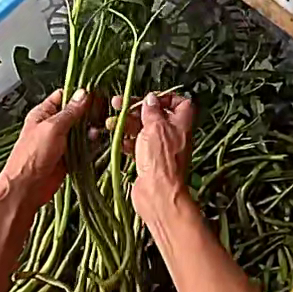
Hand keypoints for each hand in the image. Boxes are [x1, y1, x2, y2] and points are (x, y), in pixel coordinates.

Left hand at [0, 89, 90, 210]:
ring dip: (92, 130)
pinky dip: (92, 145)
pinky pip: (84, 147)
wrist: (27, 188)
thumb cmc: (32, 155)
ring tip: (100, 129)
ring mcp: (62, 141)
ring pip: (82, 130)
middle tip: (105, 112)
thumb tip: (84, 93)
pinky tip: (98, 142)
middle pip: (76, 113)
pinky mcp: (69, 156)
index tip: (98, 93)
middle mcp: (53, 125)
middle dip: (90, 113)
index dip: (80, 94)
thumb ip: (70, 111)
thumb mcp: (52, 128)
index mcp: (44, 113)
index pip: (64, 96)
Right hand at [117, 92, 196, 223]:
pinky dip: (128, 142)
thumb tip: (151, 98)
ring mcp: (161, 149)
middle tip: (117, 104)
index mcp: (181, 123)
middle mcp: (173, 135)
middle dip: (137, 109)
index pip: (180, 103)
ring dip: (127, 124)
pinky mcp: (150, 161)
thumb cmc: (160, 159)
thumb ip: (152, 111)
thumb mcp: (155, 127)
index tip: (147, 98)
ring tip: (111, 123)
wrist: (158, 193)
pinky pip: (138, 146)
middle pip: (156, 115)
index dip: (164, 97)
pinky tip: (118, 141)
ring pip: (144, 130)